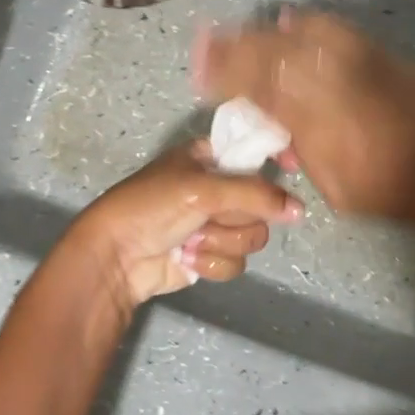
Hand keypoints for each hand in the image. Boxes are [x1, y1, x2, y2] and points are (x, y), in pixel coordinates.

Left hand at [64, 140, 302, 308]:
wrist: (115, 257)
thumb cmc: (151, 206)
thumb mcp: (203, 190)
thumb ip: (255, 195)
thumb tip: (299, 210)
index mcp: (209, 157)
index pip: (255, 151)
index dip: (275, 159)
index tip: (292, 166)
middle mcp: (216, 187)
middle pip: (259, 203)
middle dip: (234, 217)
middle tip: (207, 215)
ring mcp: (213, 223)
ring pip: (251, 236)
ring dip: (220, 242)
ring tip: (190, 239)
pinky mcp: (209, 255)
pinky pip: (235, 261)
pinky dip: (211, 262)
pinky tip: (186, 258)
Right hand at [193, 10, 414, 234]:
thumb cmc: (396, 192)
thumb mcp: (337, 187)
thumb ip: (304, 150)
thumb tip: (280, 130)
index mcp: (316, 122)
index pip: (258, 87)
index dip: (225, 72)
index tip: (202, 65)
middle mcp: (331, 85)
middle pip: (272, 54)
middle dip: (235, 45)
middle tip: (209, 40)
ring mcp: (357, 64)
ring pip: (300, 37)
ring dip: (266, 33)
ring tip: (244, 31)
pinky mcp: (380, 55)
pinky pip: (335, 31)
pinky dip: (310, 24)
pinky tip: (295, 20)